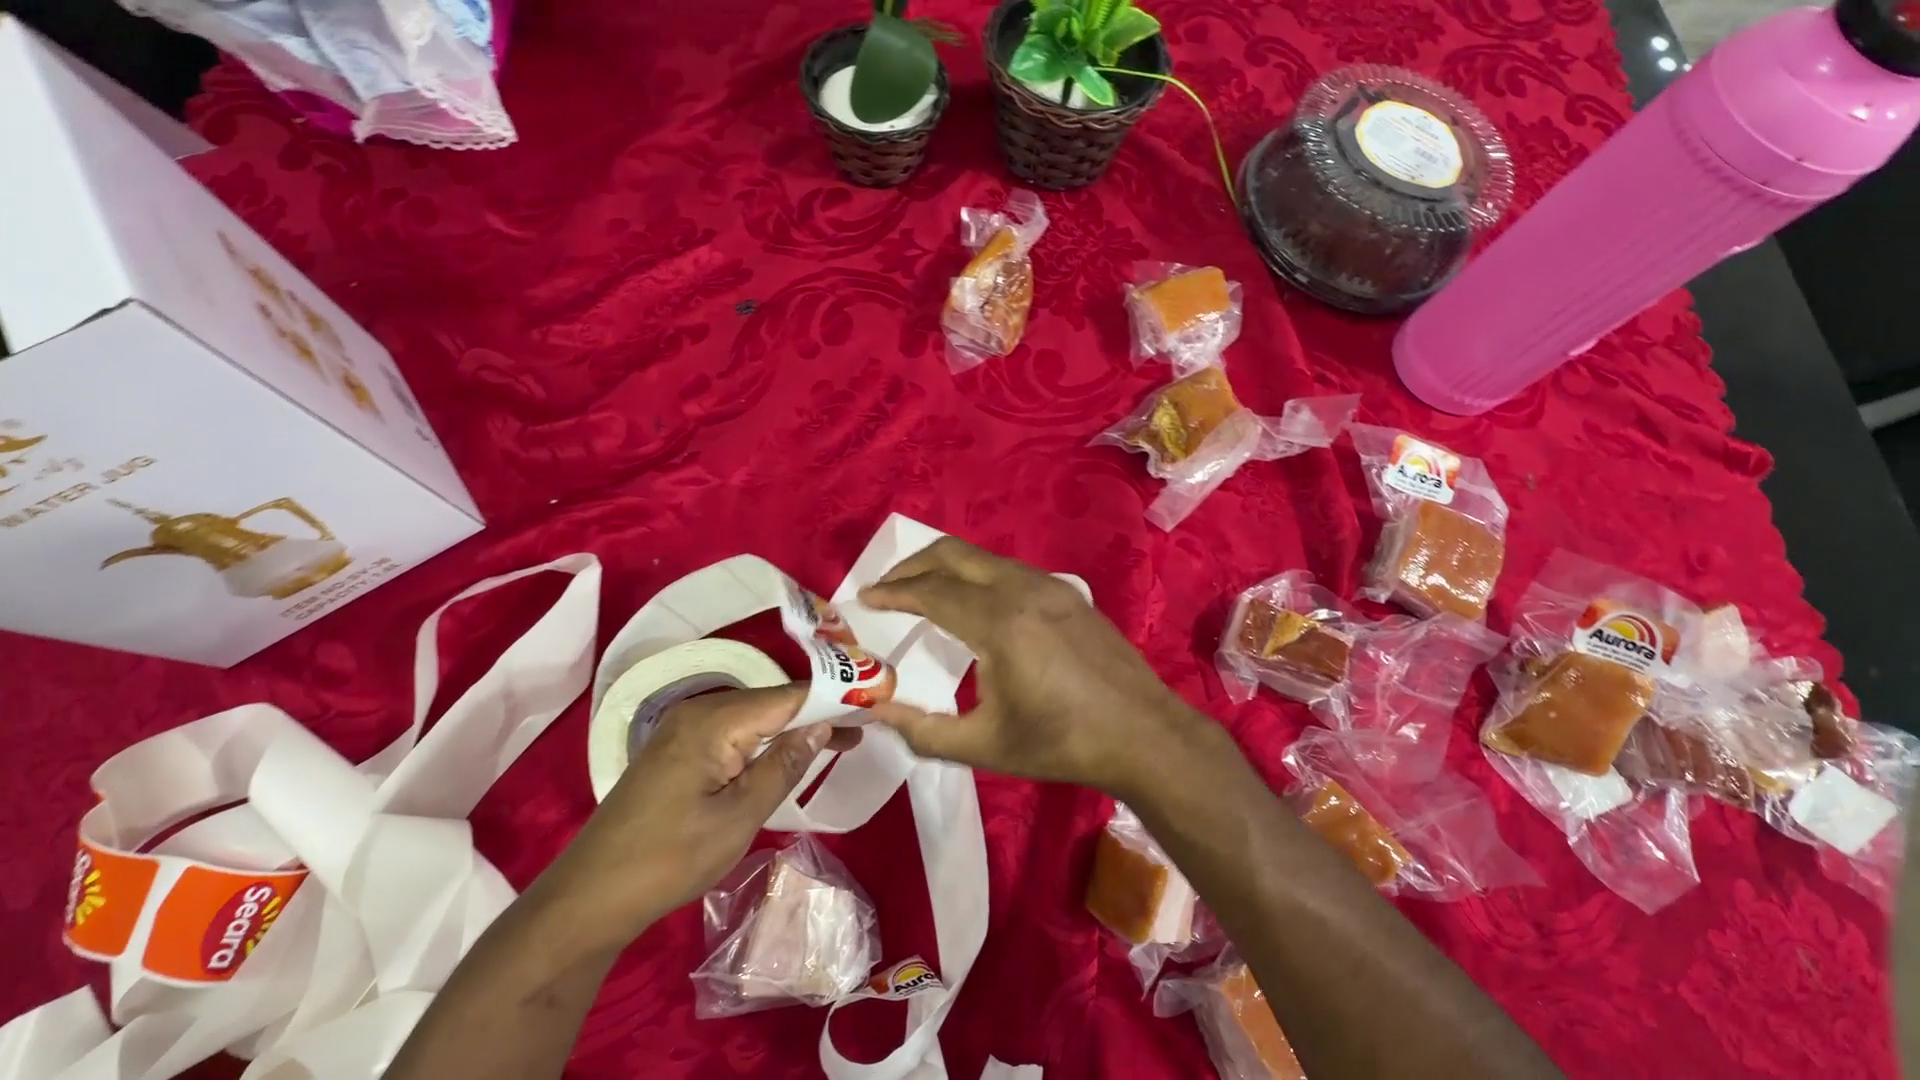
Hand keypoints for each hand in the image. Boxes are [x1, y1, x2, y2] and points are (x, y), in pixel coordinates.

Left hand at [540, 685, 860, 944]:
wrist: (593, 894)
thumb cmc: (671, 858)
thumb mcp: (739, 817)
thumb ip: (783, 767)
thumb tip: (820, 728)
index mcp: (714, 722)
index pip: (788, 697)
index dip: (833, 697)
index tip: (876, 700)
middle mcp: (698, 713)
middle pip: (772, 702)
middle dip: (819, 712)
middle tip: (867, 726)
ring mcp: (684, 731)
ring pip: (754, 719)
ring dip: (795, 728)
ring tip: (843, 740)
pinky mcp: (677, 752)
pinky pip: (733, 734)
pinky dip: (766, 742)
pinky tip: (790, 753)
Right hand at [857, 536, 1207, 799]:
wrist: (1143, 735)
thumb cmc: (1061, 744)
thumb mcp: (984, 746)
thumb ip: (922, 730)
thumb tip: (876, 710)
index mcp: (1000, 624)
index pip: (931, 592)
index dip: (893, 592)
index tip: (864, 599)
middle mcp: (1024, 590)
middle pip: (953, 555)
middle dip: (911, 565)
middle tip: (885, 587)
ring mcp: (1051, 586)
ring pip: (983, 559)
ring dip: (945, 569)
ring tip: (922, 594)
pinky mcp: (1069, 593)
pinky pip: (1009, 570)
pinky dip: (976, 576)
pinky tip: (972, 606)